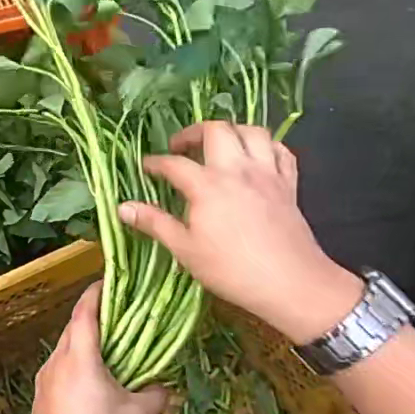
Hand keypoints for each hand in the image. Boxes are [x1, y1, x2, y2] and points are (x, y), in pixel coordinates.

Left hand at [25, 282, 169, 413]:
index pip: (85, 311)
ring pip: (67, 346)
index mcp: (80, 356)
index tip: (111, 282)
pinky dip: (78, 360)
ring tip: (111, 348)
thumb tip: (162, 387)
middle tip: (120, 314)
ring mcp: (46, 375)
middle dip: (95, 315)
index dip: (97, 292)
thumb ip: (155, 396)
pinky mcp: (42, 392)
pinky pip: (62, 365)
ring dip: (86, 340)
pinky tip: (94, 378)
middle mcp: (59, 358)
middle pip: (74, 325)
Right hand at [120, 122, 363, 344]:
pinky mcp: (289, 185)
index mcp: (207, 185)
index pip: (174, 164)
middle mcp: (237, 169)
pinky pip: (281, 151)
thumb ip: (154, 223)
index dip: (155, 163)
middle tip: (181, 149)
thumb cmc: (231, 269)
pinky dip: (266, 146)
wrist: (291, 283)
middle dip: (194, 132)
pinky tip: (256, 158)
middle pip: (216, 130)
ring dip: (232, 132)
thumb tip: (122, 207)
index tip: (146, 168)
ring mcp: (267, 173)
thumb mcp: (185, 250)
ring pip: (252, 131)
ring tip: (219, 146)